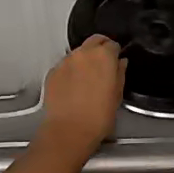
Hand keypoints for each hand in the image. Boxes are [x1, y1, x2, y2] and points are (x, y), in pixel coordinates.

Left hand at [38, 35, 125, 157]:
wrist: (70, 130)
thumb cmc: (96, 117)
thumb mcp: (117, 94)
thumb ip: (120, 73)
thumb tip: (120, 65)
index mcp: (104, 56)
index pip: (112, 44)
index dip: (115, 53)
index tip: (116, 61)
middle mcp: (83, 54)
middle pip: (94, 41)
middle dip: (100, 48)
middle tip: (104, 65)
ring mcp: (66, 62)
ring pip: (78, 53)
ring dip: (84, 60)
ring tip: (88, 79)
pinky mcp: (53, 72)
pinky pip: (64, 65)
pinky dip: (70, 71)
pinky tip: (74, 87)